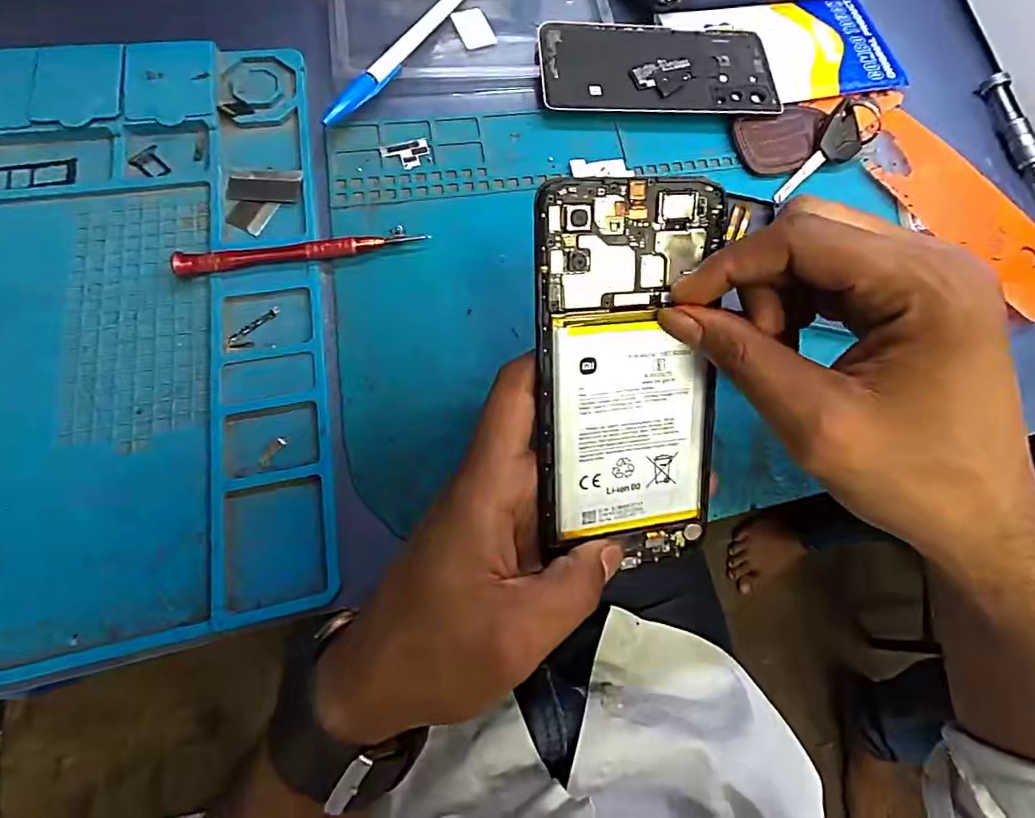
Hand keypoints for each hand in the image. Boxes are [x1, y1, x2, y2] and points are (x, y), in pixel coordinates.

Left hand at [310, 356, 622, 745]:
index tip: (597, 347)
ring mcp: (497, 513)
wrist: (373, 688)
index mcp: (486, 488)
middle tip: (661, 407)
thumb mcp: (516, 634)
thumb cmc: (434, 653)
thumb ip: (574, 588)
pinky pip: (549, 512)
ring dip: (598, 466)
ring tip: (661, 458)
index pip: (512, 399)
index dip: (547, 361)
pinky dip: (584, 510)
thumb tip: (613, 547)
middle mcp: (493, 487)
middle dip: (599, 415)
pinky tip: (627, 517)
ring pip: (554, 473)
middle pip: (547, 431)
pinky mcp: (500, 538)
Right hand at [657, 197, 1034, 565]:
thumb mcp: (815, 423)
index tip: (686, 302)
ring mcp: (933, 271)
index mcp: (924, 282)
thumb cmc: (913, 480)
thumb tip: (679, 315)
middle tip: (752, 339)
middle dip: (761, 277)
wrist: (985, 523)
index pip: (803, 236)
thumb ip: (743, 358)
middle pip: (813, 228)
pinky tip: (797, 339)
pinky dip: (802, 296)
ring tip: (777, 347)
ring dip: (780, 288)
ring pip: (822, 244)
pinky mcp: (922, 290)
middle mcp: (936, 258)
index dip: (733, 264)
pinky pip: (841, 269)